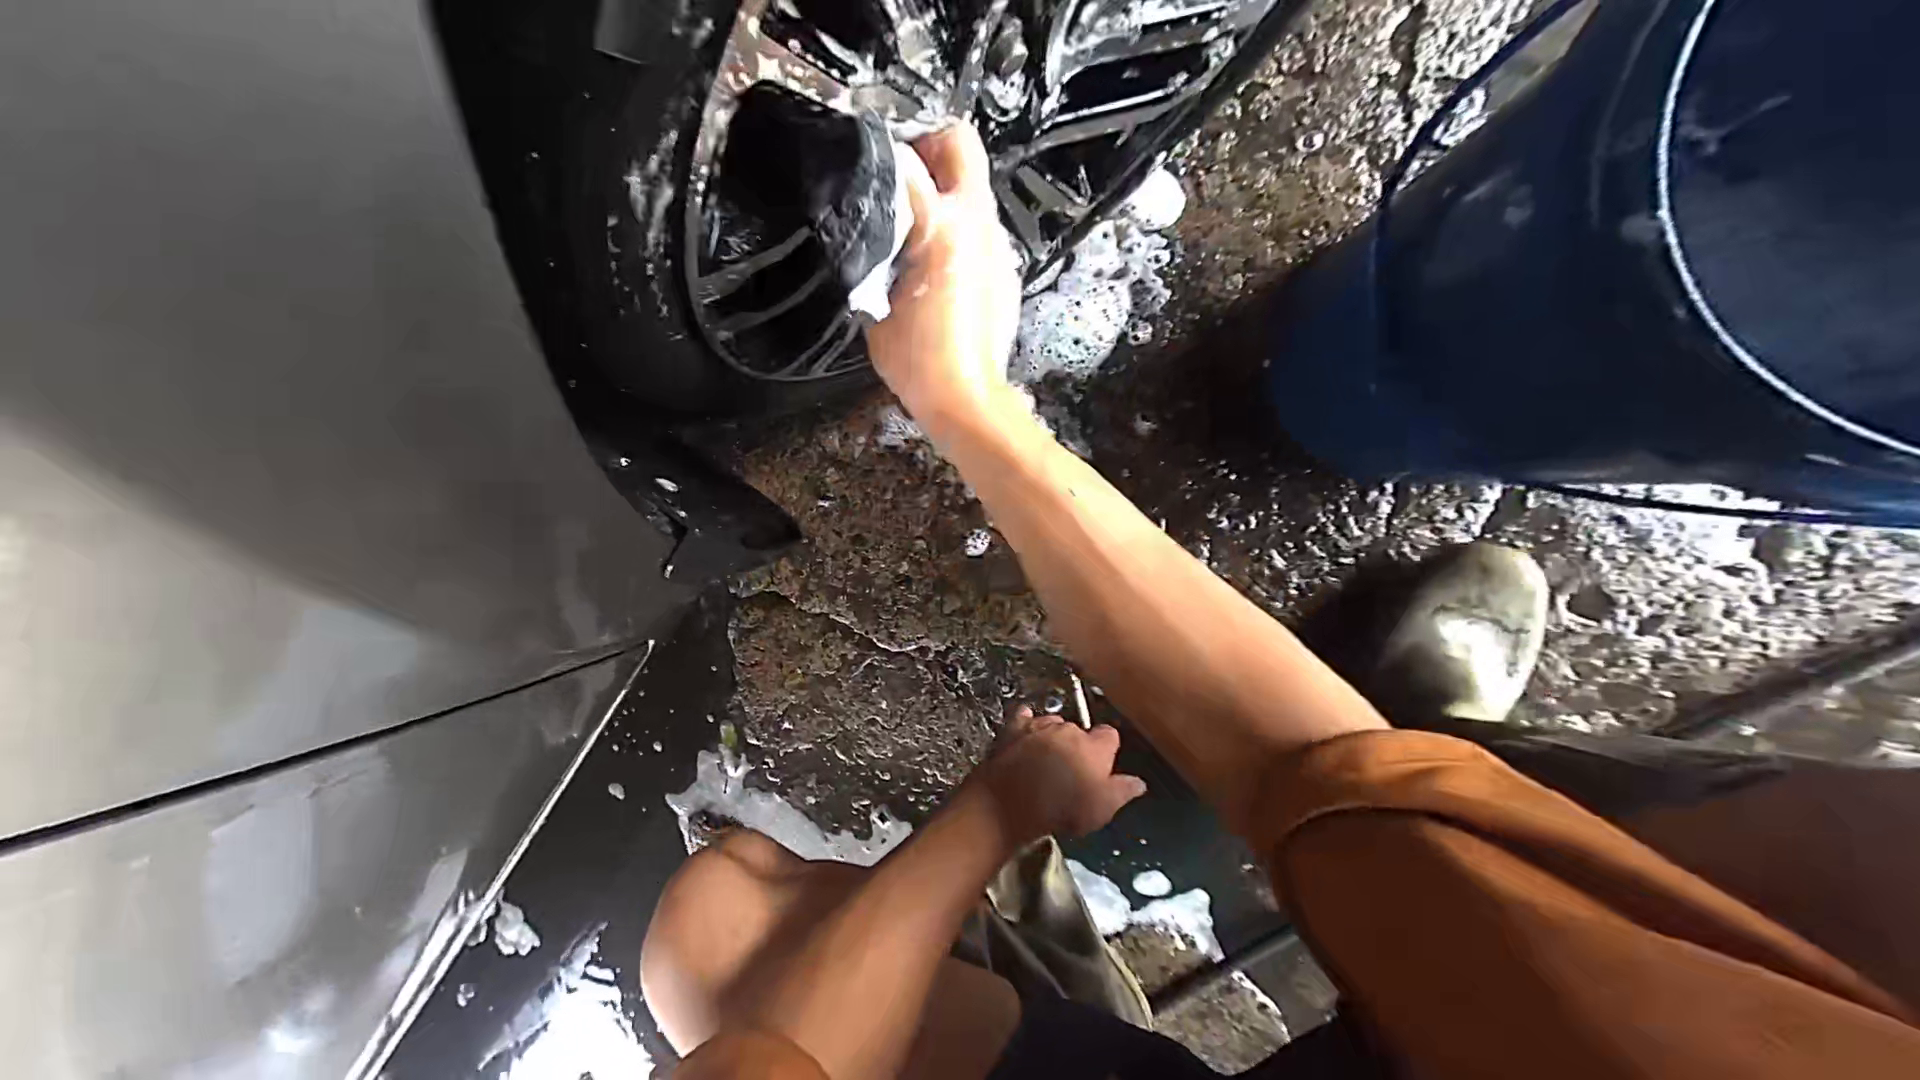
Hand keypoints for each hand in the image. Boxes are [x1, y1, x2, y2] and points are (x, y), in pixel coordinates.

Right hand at [865, 123, 1022, 436]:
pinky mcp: (1007, 271)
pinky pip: (983, 229)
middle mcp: (978, 224)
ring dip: (947, 192)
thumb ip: (876, 252)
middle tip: (902, 174)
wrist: (965, 398)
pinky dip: (962, 230)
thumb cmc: (919, 361)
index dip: (881, 151)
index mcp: (940, 226)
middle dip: (929, 146)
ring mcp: (998, 247)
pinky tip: (940, 262)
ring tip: (918, 226)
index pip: (907, 155)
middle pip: (960, 144)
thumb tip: (877, 232)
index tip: (866, 160)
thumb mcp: (876, 302)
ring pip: (976, 188)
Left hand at [965, 707, 1146, 845]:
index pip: (1110, 735)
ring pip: (1052, 724)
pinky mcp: (1014, 730)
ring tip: (1047, 760)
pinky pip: (1023, 718)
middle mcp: (1068, 730)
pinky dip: (1025, 723)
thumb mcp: (1102, 808)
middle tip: (1072, 770)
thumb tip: (1138, 783)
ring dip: (1052, 737)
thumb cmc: (1060, 808)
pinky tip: (1025, 730)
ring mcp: (1040, 727)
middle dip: (1078, 746)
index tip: (1104, 761)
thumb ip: (1123, 791)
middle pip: (1079, 730)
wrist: (1011, 803)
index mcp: (1094, 747)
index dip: (1107, 748)